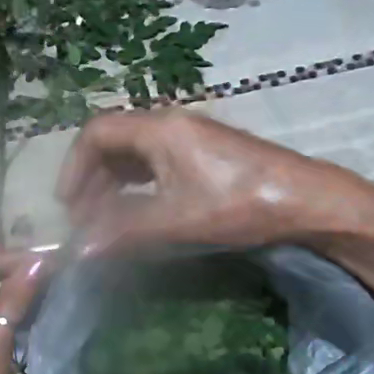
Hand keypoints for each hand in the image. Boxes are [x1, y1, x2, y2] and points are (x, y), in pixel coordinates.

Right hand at [55, 111, 373, 255]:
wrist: (304, 201)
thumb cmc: (239, 204)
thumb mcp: (176, 219)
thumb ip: (124, 230)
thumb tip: (81, 250)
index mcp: (159, 128)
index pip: (97, 132)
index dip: (75, 167)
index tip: (69, 206)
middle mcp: (171, 124)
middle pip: (113, 141)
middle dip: (92, 178)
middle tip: (86, 219)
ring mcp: (190, 137)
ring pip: (134, 153)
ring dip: (114, 184)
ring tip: (108, 220)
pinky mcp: (204, 154)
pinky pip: (156, 162)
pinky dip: (137, 185)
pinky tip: (139, 212)